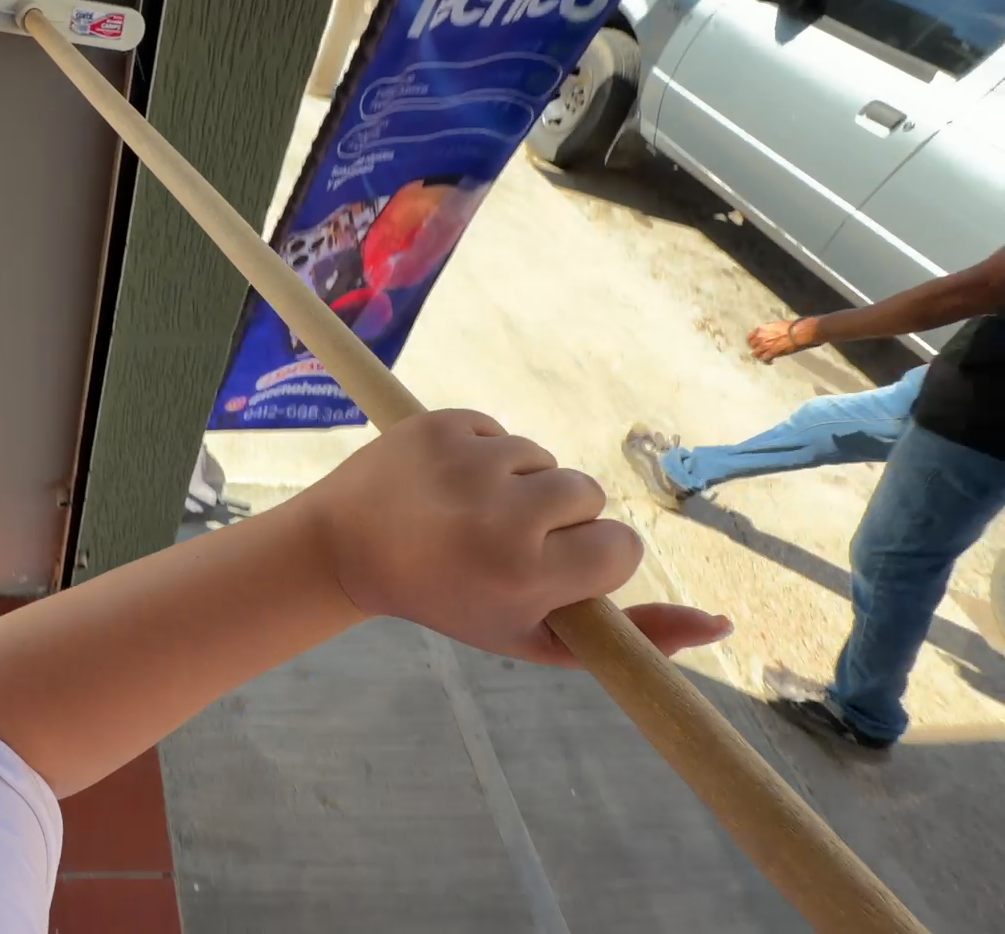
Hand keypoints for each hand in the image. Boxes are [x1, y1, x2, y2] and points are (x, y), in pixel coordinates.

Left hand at [298, 409, 730, 666]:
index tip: (538, 566)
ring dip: (515, 481)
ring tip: (462, 509)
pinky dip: (479, 451)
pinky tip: (441, 480)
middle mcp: (499, 511)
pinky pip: (496, 429)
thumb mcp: (524, 636)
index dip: (583, 560)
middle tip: (493, 536)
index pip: (621, 548)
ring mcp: (465, 460)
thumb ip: (622, 640)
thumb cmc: (439, 596)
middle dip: (553, 516)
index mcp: (524, 572)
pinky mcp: (436, 423)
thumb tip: (720, 622)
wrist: (343, 545)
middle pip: (587, 493)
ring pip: (542, 458)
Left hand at [748, 318, 816, 361]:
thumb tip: (770, 333)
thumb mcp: (778, 325)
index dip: (754, 341)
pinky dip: (767, 361)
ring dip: (761, 356)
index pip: (751, 337)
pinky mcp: (771, 352)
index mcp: (762, 329)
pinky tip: (770, 362)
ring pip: (756, 353)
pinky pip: (765, 359)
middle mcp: (760, 337)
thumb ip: (770, 330)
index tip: (757, 344)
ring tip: (766, 357)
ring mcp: (764, 345)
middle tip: (763, 351)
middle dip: (757, 348)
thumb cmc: (795, 326)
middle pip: (752, 346)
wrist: (802, 332)